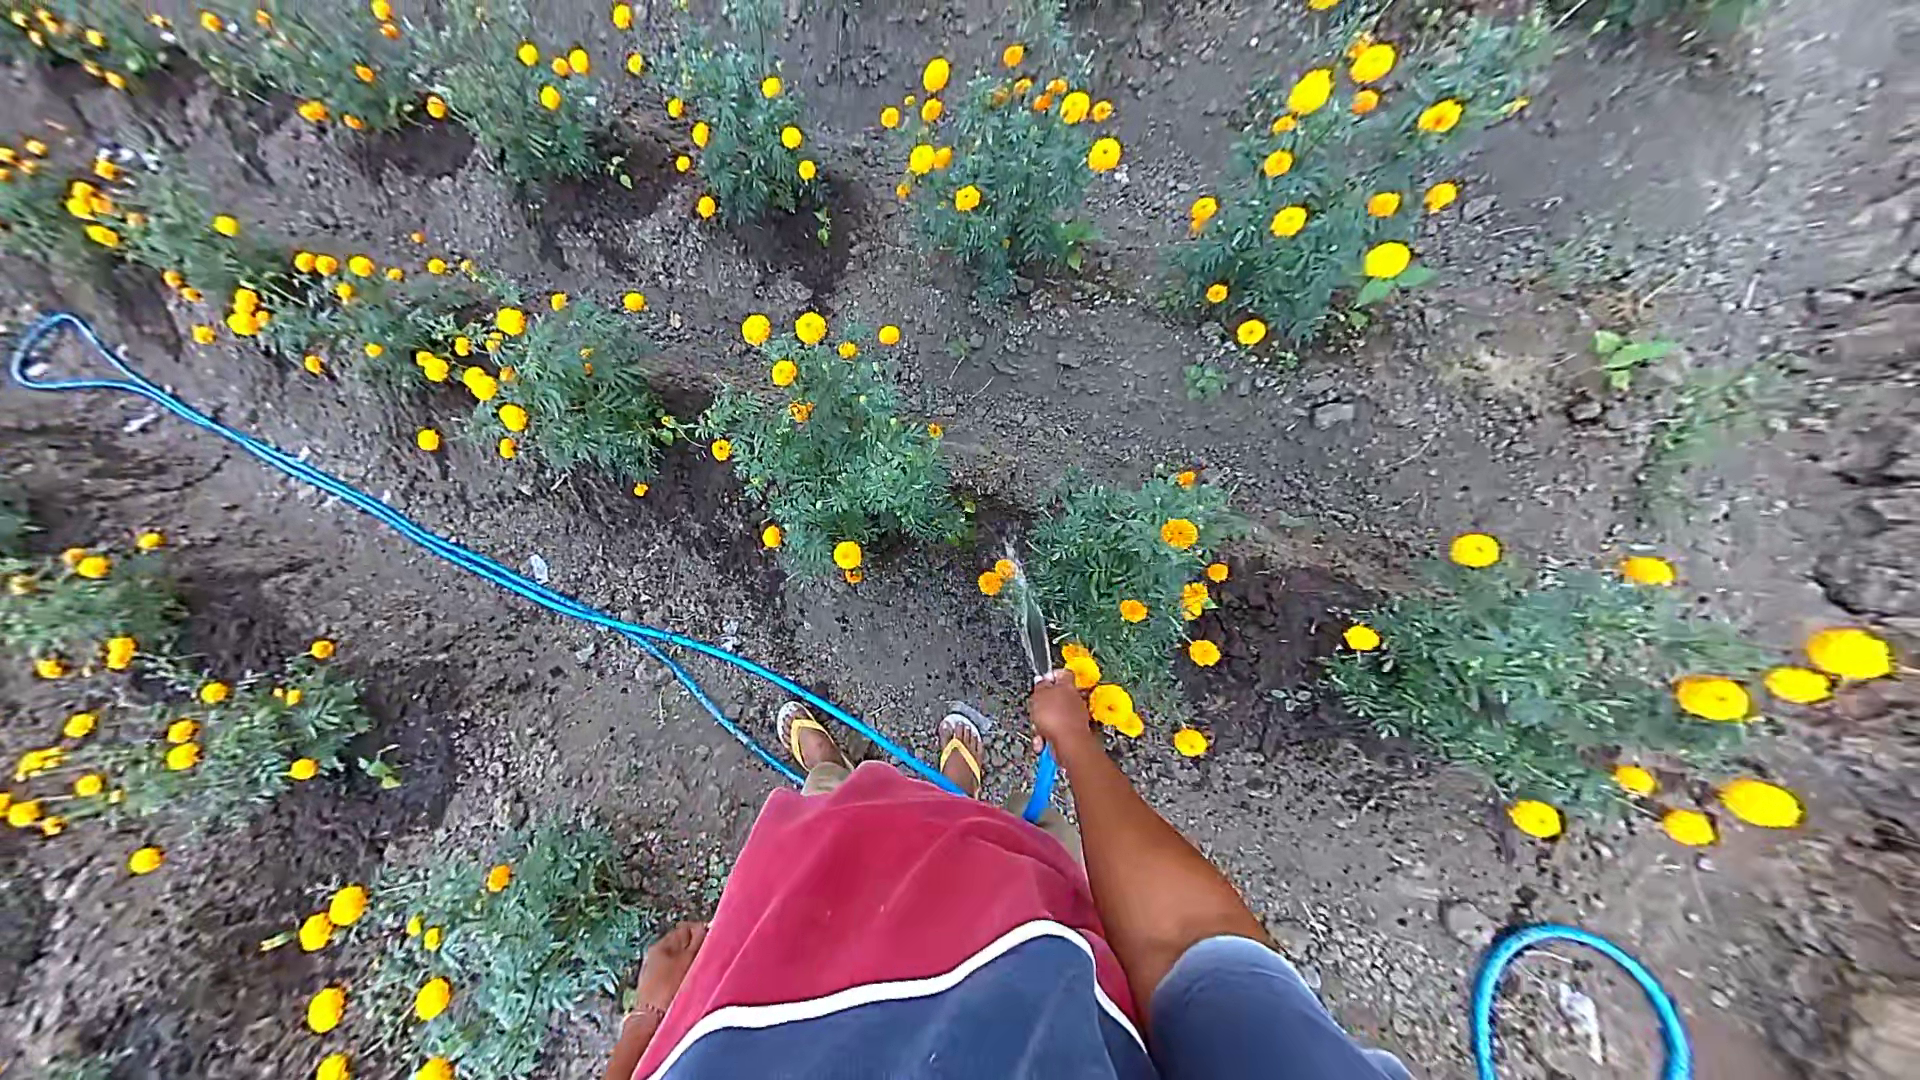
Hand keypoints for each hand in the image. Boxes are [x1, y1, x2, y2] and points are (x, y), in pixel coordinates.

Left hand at [635, 920, 708, 1014]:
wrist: (650, 1028)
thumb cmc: (671, 987)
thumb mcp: (692, 956)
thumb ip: (701, 936)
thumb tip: (706, 925)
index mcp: (660, 945)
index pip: (688, 928)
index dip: (704, 933)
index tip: (715, 942)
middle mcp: (653, 958)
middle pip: (684, 947)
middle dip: (697, 952)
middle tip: (709, 961)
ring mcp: (652, 978)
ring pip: (680, 965)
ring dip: (691, 969)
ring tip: (700, 978)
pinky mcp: (654, 997)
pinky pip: (675, 981)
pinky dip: (683, 984)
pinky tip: (690, 992)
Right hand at [1029, 669, 1095, 750]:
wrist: (1068, 743)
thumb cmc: (1057, 718)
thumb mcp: (1039, 695)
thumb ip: (1039, 685)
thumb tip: (1040, 680)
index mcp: (1068, 686)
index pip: (1063, 673)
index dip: (1051, 676)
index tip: (1042, 681)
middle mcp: (1074, 701)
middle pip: (1054, 699)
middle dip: (1042, 708)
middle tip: (1036, 711)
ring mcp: (1074, 718)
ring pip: (1052, 718)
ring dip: (1041, 726)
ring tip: (1039, 731)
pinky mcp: (1072, 734)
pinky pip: (1055, 733)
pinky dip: (1046, 739)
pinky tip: (1043, 742)